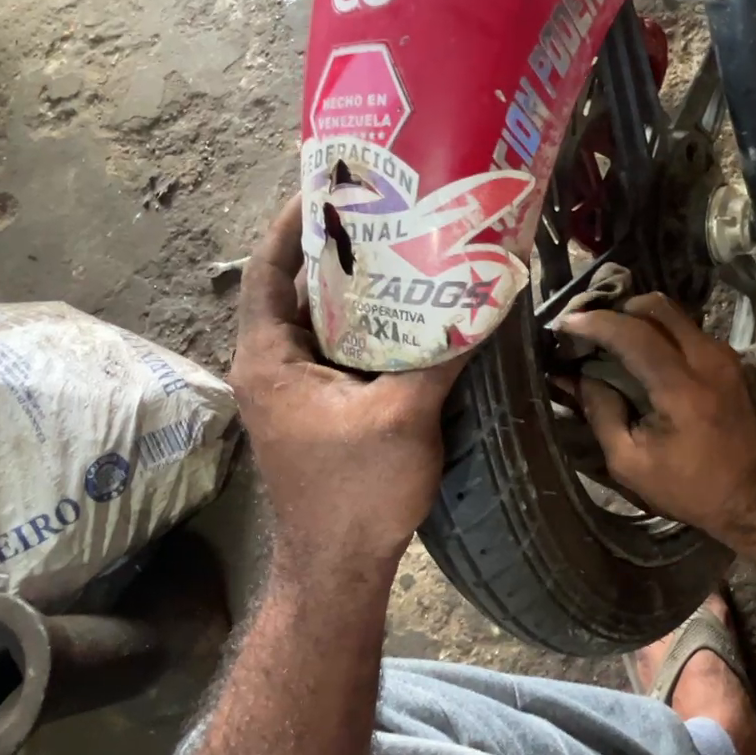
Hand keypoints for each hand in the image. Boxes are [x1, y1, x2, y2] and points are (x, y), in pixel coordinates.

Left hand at [229, 195, 464, 565]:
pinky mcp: (320, 408)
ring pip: (324, 321)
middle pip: (298, 289)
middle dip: (340, 249)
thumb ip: (443, 354)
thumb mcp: (404, 416)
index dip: (293, 224)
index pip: (268, 270)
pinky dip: (370, 327)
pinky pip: (342, 351)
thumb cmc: (357, 492)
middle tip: (387, 213)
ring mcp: (295, 390)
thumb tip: (487, 298)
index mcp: (269, 359)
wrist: (340, 566)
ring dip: (358, 289)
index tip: (331, 188)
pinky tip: (413, 315)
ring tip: (405, 251)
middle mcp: (273, 366)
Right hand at [559, 294, 755, 538]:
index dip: (594, 323)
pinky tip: (638, 350)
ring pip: (672, 312)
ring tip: (608, 337)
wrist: (755, 494)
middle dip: (615, 310)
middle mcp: (707, 359)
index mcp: (681, 388)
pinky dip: (656, 329)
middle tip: (587, 328)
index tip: (564, 325)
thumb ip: (601, 414)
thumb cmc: (690, 487)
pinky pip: (685, 327)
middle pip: (655, 307)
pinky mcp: (729, 359)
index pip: (632, 334)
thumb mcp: (630, 464)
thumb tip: (577, 377)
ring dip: (636, 317)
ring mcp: (723, 354)